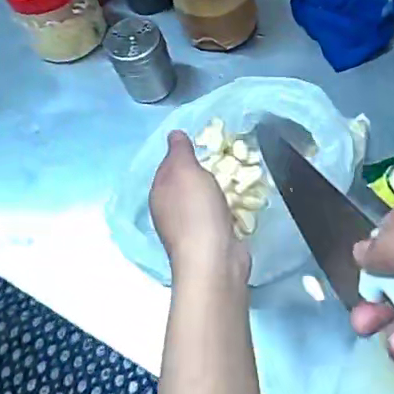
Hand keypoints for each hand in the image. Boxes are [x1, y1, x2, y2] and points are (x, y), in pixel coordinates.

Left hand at [149, 131, 249, 285]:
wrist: (213, 259)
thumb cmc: (197, 210)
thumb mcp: (186, 170)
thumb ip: (179, 150)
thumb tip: (173, 134)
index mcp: (158, 191)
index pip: (168, 165)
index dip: (184, 153)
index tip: (205, 144)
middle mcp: (167, 210)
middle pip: (183, 183)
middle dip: (200, 172)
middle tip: (223, 159)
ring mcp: (186, 228)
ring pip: (199, 200)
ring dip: (213, 191)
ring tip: (232, 178)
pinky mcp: (206, 241)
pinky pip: (213, 216)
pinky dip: (222, 208)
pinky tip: (234, 205)